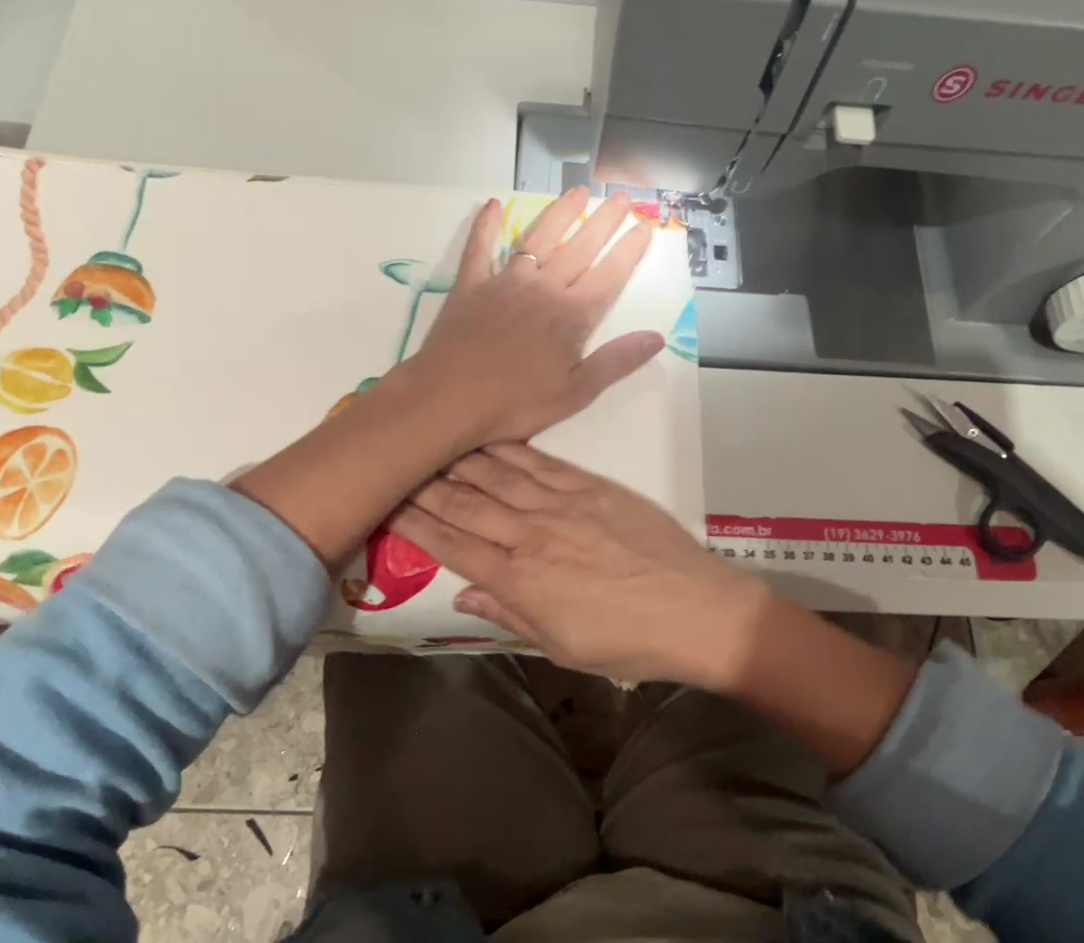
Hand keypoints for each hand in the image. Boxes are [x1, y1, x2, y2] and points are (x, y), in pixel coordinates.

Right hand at [388, 441, 772, 685]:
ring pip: (496, 477)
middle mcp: (531, 535)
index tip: (387, 505)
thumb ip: (509, 614)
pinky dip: (508, 450)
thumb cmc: (627, 643)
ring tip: (428, 446)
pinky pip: (539, 463)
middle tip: (394, 468)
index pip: (452, 546)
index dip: (415, 524)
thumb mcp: (561, 646)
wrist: (696, 610)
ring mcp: (561, 505)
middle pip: (465, 505)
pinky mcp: (590, 487)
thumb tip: (463, 595)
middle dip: (424, 486)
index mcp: (519, 580)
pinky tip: (486, 437)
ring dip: (457, 461)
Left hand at [401, 187, 663, 446]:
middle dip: (603, 222)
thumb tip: (657, 337)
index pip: (609, 275)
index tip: (643, 228)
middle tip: (621, 198)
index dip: (628, 251)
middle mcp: (543, 288)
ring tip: (577, 192)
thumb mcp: (575, 393)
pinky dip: (486, 225)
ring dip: (560, 213)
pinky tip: (492, 204)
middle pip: (580, 247)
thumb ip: (616, 362)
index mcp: (572, 316)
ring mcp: (505, 282)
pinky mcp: (471, 285)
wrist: (449, 399)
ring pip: (538, 237)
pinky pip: (479, 247)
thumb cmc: (515, 404)